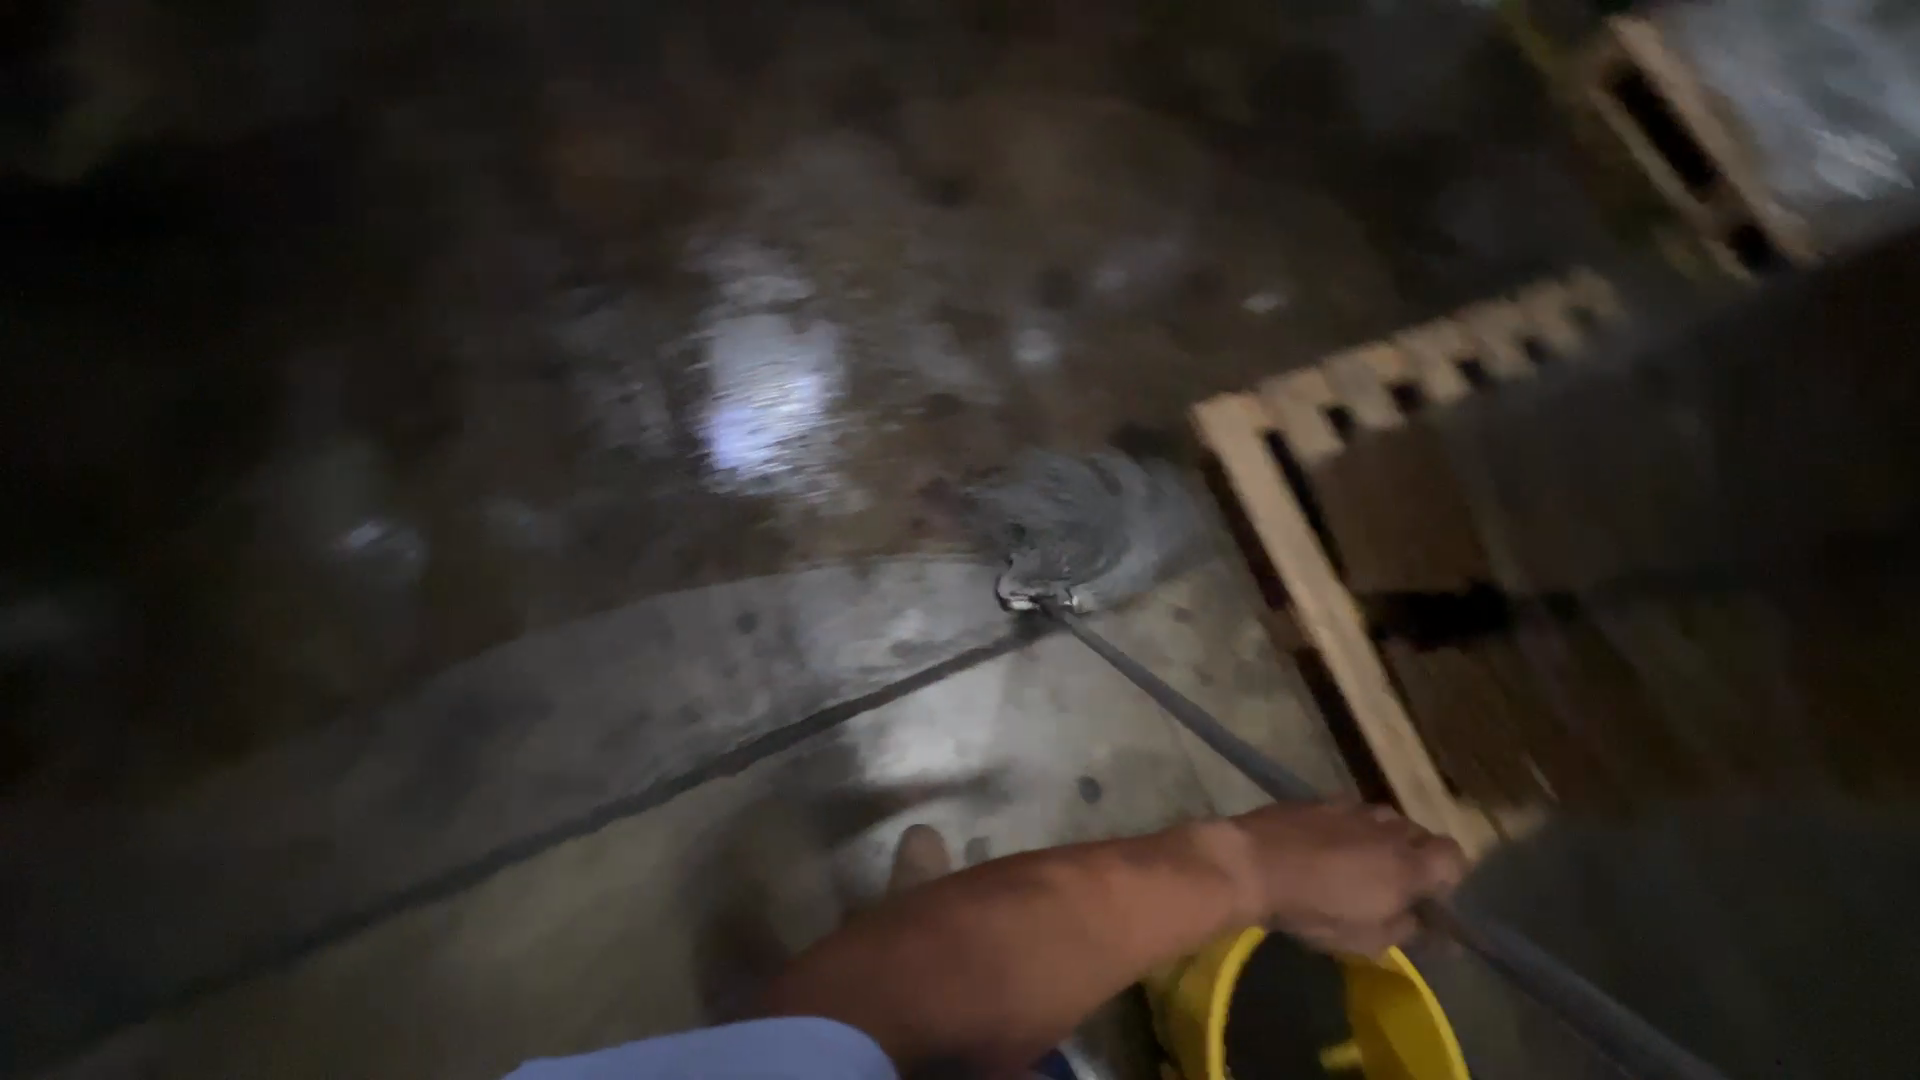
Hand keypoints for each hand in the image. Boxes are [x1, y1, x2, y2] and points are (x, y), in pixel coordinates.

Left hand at [1222, 801, 1466, 955]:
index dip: (1447, 875)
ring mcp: (1348, 806)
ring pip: (1382, 817)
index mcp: (1407, 863)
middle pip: (1418, 833)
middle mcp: (1385, 827)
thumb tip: (1431, 929)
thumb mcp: (1367, 939)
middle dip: (1413, 854)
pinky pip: (1347, 809)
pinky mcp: (1315, 798)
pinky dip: (1347, 825)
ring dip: (1380, 836)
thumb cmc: (1312, 908)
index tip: (1428, 896)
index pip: (1454, 855)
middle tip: (1392, 880)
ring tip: (1357, 860)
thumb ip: (1406, 929)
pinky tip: (1325, 843)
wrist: (1250, 863)